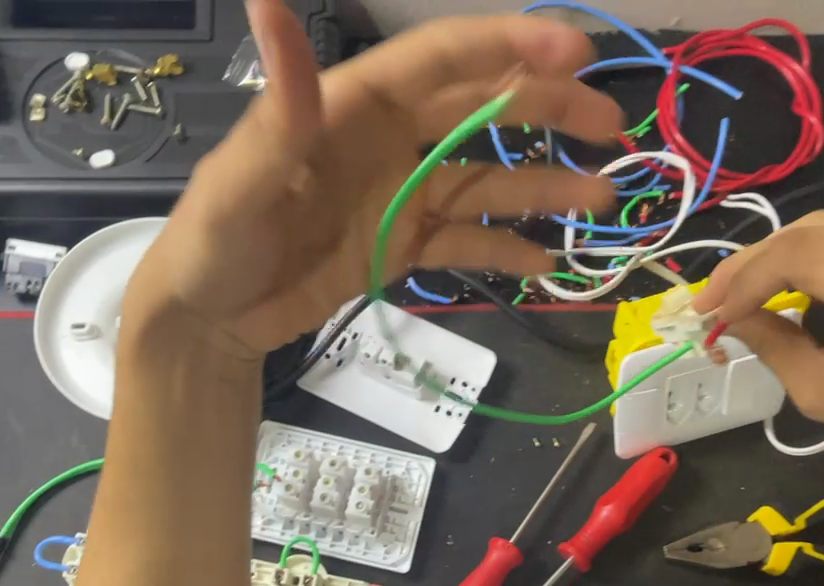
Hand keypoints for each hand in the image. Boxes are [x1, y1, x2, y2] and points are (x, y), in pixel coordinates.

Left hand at [119, 0, 620, 367]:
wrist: (212, 318)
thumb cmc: (215, 243)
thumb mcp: (240, 183)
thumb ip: (277, 113)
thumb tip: (272, 4)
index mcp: (352, 108)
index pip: (440, 62)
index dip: (506, 50)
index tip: (574, 55)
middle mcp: (388, 143)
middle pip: (480, 113)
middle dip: (546, 113)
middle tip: (611, 128)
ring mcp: (400, 198)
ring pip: (484, 182)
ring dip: (541, 187)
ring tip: (599, 199)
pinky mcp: (401, 248)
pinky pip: (464, 243)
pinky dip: (503, 251)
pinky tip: (543, 262)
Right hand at [692, 208, 823, 474]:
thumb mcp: (820, 389)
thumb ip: (770, 341)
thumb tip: (725, 316)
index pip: (794, 255)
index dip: (740, 280)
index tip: (705, 311)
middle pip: (808, 231)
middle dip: (751, 266)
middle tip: (712, 300)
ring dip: (778, 257)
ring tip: (740, 291)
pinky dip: (812, 253)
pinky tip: (785, 278)